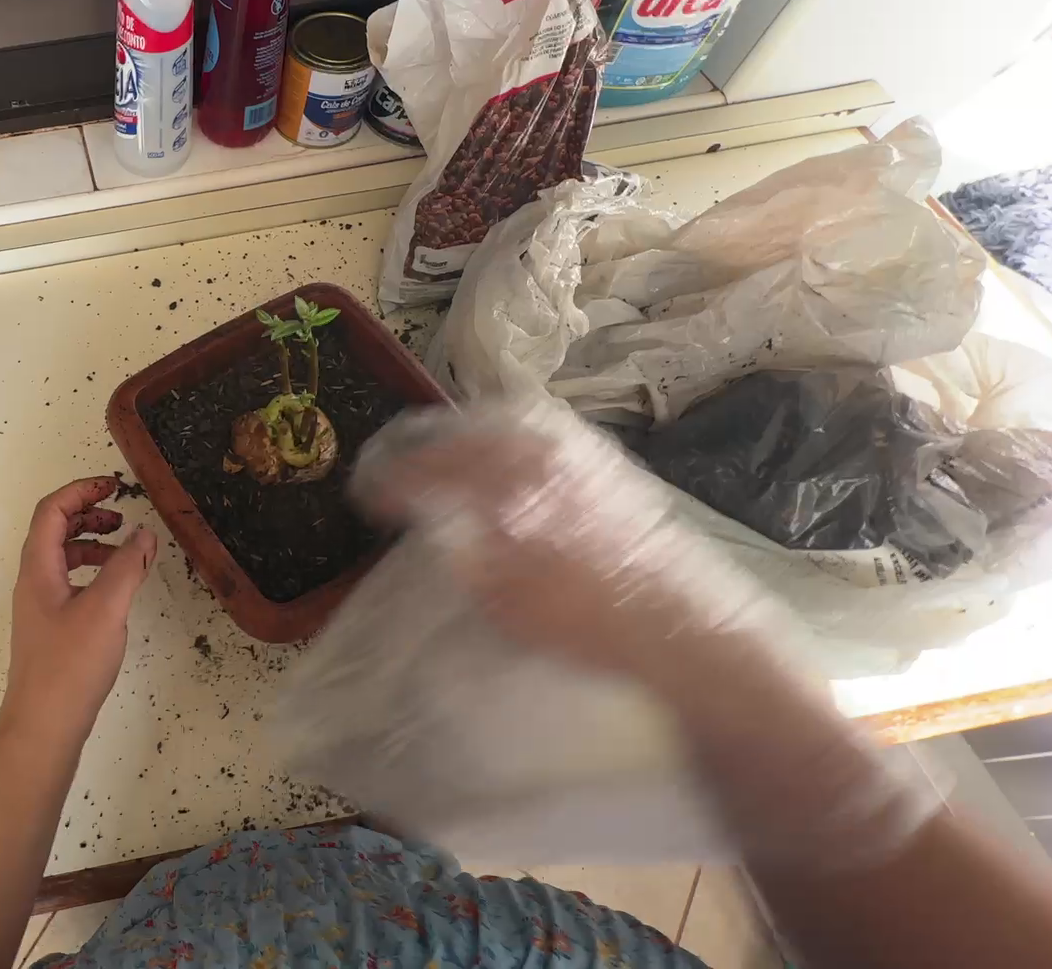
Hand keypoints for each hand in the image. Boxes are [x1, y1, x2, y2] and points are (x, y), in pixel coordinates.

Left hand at [0, 476, 156, 741]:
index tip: (115, 486)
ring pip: (63, 557)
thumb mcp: (106, 609)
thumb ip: (127, 567)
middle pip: (54, 529)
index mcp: (38, 567)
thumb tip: (145, 534)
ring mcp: (40, 605)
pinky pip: (70, 581)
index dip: (81, 490)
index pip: (52, 510)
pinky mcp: (51, 627)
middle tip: (122, 515)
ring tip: (126, 550)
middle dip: (88, 514)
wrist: (44, 726)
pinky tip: (117, 587)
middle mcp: (33, 580)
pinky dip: (94, 572)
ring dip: (93, 543)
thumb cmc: (71, 664)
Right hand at [354, 405, 770, 682]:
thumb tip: (424, 515)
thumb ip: (453, 547)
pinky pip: (526, 429)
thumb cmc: (585, 621)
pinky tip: (482, 461)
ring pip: (487, 423)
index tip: (364, 498)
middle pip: (451, 431)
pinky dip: (489, 438)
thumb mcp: (499, 598)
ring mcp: (570, 448)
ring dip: (447, 440)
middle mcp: (536, 451)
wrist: (687, 628)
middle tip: (386, 474)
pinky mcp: (596, 458)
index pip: (423, 469)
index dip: (385, 482)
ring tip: (426, 463)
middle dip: (409, 450)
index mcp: (506, 484)